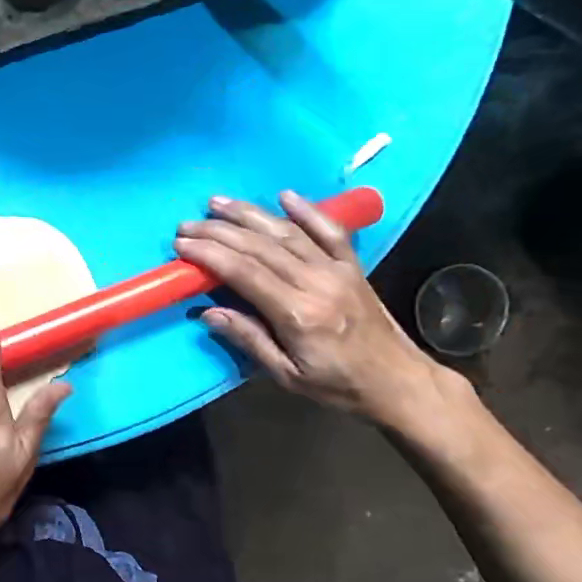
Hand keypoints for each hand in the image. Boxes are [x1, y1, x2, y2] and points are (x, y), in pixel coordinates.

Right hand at [175, 191, 449, 427]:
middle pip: (260, 247)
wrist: (399, 383)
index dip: (210, 254)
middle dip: (218, 231)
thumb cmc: (337, 385)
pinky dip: (307, 210)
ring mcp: (337, 271)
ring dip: (249, 214)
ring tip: (217, 202)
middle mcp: (318, 283)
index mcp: (299, 314)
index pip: (245, 272)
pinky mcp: (352, 267)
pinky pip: (330, 231)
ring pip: (287, 233)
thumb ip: (248, 340)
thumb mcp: (287, 375)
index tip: (181, 245)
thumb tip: (207, 313)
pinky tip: (285, 195)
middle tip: (186, 225)